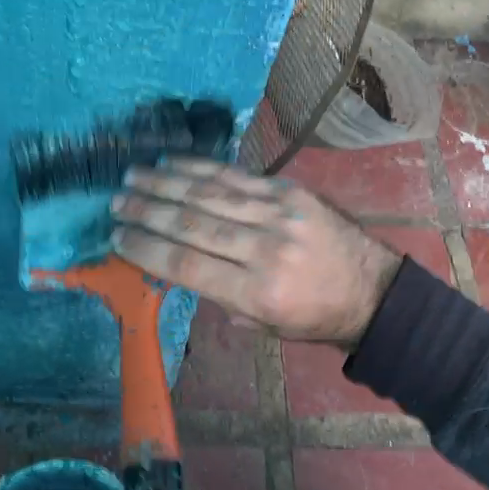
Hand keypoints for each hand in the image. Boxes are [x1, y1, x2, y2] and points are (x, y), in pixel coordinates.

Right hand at [112, 161, 402, 348]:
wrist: (372, 290)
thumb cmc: (313, 317)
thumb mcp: (265, 327)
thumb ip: (221, 298)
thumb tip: (174, 264)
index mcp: (257, 294)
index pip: (187, 265)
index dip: (146, 249)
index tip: (116, 238)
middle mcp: (265, 250)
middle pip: (191, 224)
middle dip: (147, 212)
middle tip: (115, 203)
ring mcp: (278, 215)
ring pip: (209, 194)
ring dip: (165, 183)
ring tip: (132, 177)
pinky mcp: (288, 191)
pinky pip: (236, 176)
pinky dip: (199, 168)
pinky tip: (172, 162)